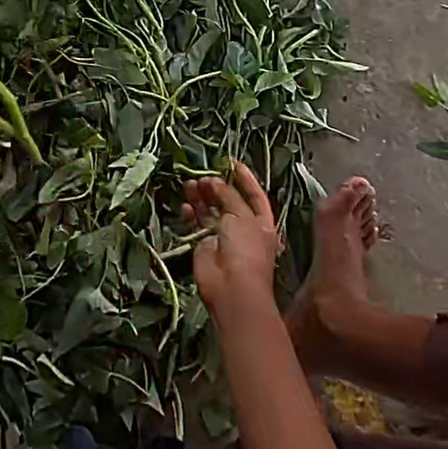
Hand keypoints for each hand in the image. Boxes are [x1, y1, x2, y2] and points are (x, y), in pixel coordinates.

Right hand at [182, 160, 281, 323]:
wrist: (231, 288)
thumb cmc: (245, 249)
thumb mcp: (241, 216)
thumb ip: (227, 195)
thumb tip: (212, 181)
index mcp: (261, 220)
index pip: (253, 192)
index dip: (242, 176)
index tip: (229, 160)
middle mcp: (242, 226)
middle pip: (228, 199)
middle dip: (216, 186)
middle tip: (203, 175)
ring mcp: (222, 235)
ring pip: (210, 209)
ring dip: (201, 196)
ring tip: (191, 185)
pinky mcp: (204, 244)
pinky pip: (196, 223)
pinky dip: (191, 213)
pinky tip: (186, 205)